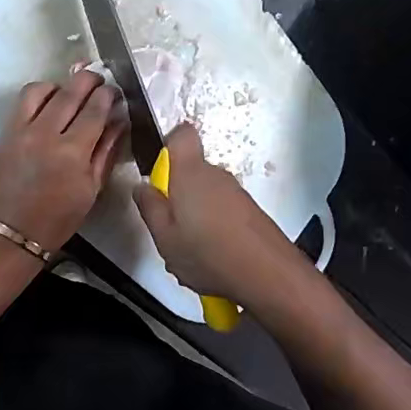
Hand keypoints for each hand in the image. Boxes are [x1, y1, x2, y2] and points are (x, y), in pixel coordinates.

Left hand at [0, 68, 126, 247]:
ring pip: (45, 90)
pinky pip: (24, 100)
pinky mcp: (6, 131)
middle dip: (89, 81)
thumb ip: (107, 151)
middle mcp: (47, 134)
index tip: (115, 92)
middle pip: (71, 92)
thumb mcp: (92, 188)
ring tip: (73, 92)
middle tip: (100, 80)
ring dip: (63, 85)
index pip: (95, 110)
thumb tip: (119, 122)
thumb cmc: (59, 216)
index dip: (108, 95)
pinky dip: (40, 93)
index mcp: (73, 152)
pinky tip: (50, 102)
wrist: (13, 230)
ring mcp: (23, 130)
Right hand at [133, 123, 306, 303]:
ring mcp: (236, 192)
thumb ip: (149, 207)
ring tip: (191, 249)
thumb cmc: (210, 255)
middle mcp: (216, 175)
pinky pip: (223, 210)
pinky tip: (211, 255)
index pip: (181, 135)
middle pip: (191, 171)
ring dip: (195, 214)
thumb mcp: (164, 237)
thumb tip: (142, 187)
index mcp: (190, 173)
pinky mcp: (250, 210)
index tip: (157, 174)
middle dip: (177, 193)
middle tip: (168, 226)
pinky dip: (214, 227)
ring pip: (206, 193)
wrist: (268, 274)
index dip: (167, 146)